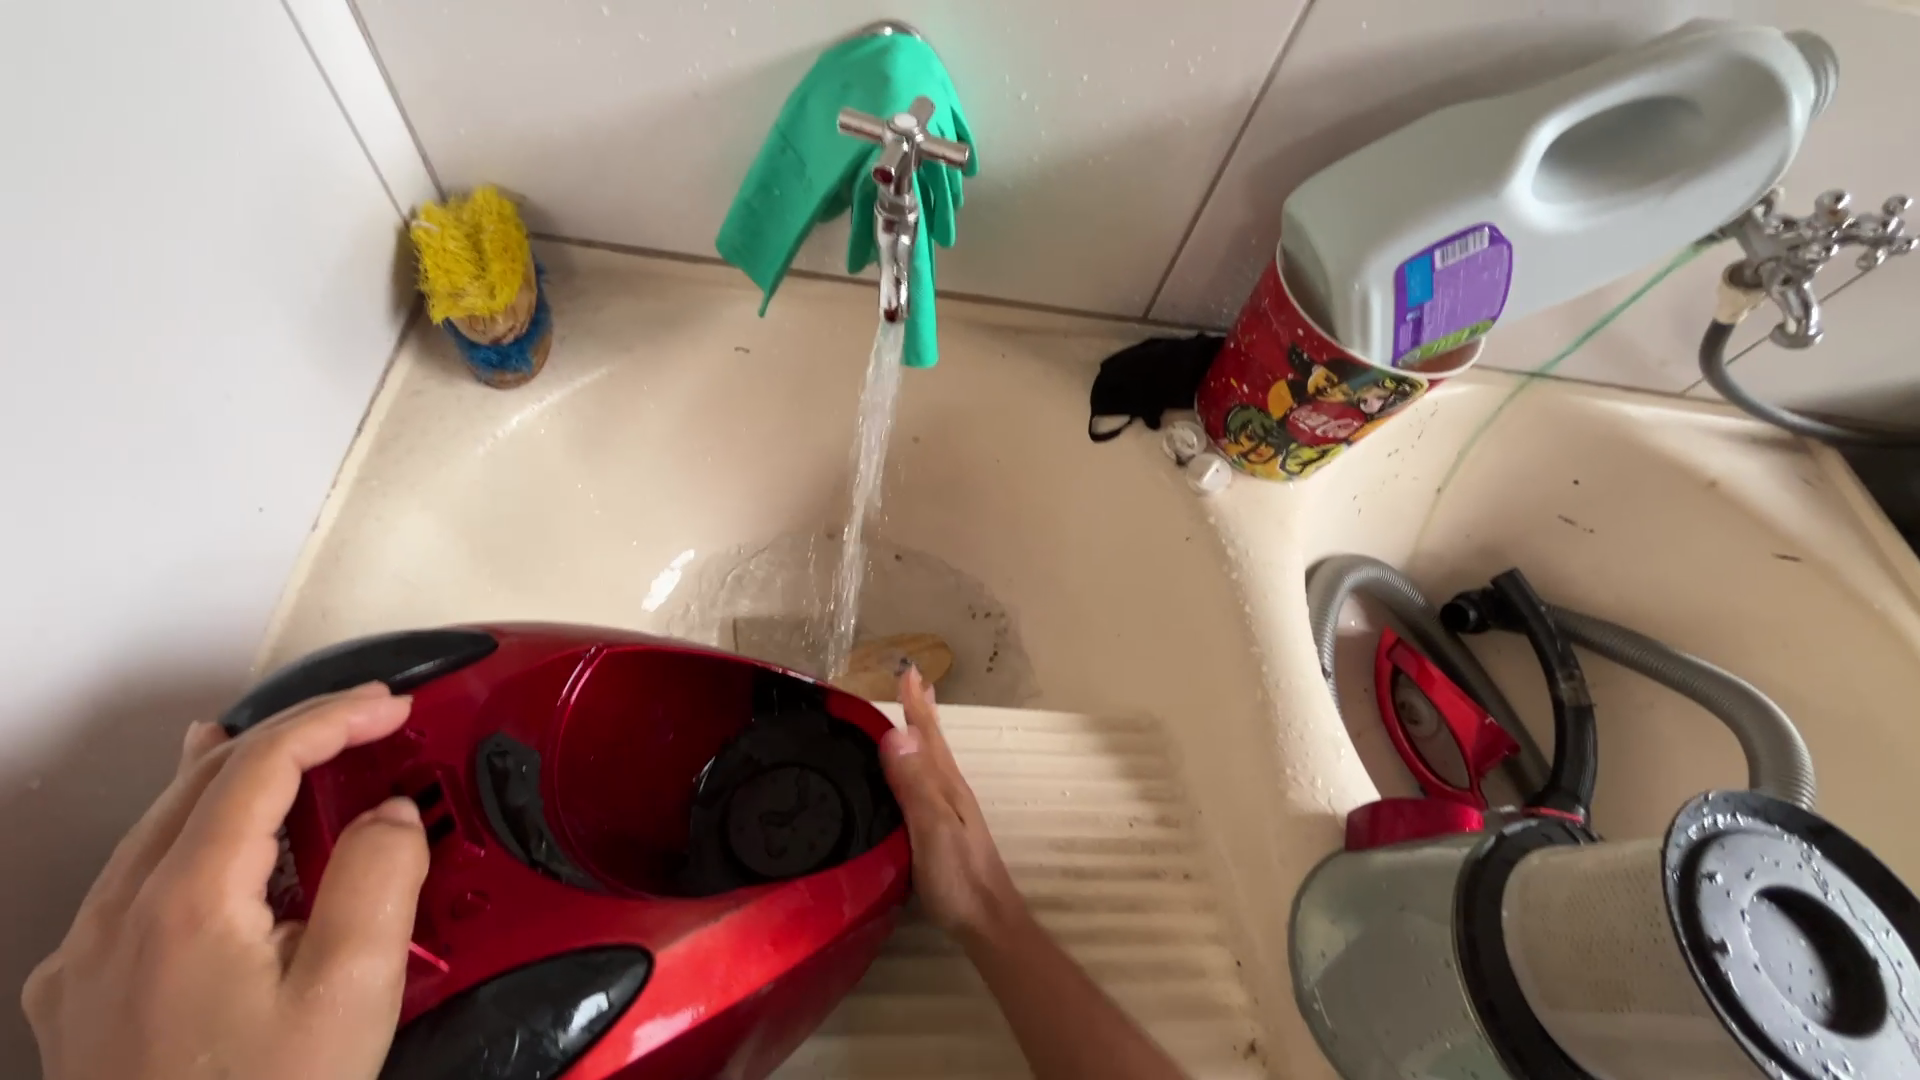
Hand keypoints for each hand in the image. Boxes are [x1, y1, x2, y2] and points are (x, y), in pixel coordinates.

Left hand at [23, 684, 428, 1079]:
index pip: (259, 766)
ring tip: (294, 736)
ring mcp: (93, 959)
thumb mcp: (353, 985)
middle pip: (203, 781)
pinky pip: (143, 867)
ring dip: (243, 766)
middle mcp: (117, 923)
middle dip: (293, 729)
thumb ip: (380, 877)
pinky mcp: (92, 990)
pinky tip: (214, 818)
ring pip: (164, 820)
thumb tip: (390, 817)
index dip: (333, 718)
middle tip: (367, 715)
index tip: (392, 705)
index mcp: (182, 908)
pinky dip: (198, 817)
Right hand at [878, 667, 1025, 943]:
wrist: (987, 921)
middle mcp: (950, 790)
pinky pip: (927, 783)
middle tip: (913, 681)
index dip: (916, 705)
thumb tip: (897, 733)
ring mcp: (950, 811)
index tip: (907, 671)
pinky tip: (912, 776)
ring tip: (913, 716)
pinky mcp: (944, 831)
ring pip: (932, 760)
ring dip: (921, 734)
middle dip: (921, 711)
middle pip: (933, 742)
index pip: (927, 736)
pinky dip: (918, 765)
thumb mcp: (932, 828)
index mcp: (946, 785)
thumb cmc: (958, 877)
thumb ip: (916, 784)